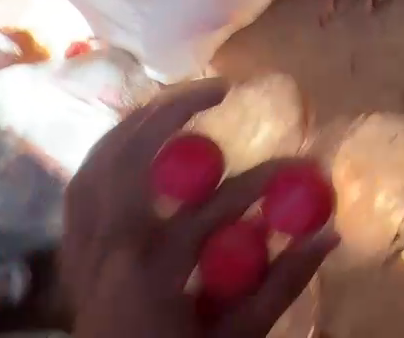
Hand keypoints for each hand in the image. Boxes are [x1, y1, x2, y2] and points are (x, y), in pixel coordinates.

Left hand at [63, 79, 337, 337]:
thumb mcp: (238, 337)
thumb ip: (283, 283)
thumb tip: (331, 232)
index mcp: (150, 269)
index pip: (214, 205)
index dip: (263, 177)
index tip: (296, 164)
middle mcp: (107, 249)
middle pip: (132, 156)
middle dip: (175, 110)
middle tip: (221, 89)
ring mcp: (82, 250)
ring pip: (98, 162)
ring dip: (138, 123)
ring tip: (179, 100)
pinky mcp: (72, 255)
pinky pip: (82, 186)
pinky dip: (110, 153)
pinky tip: (138, 140)